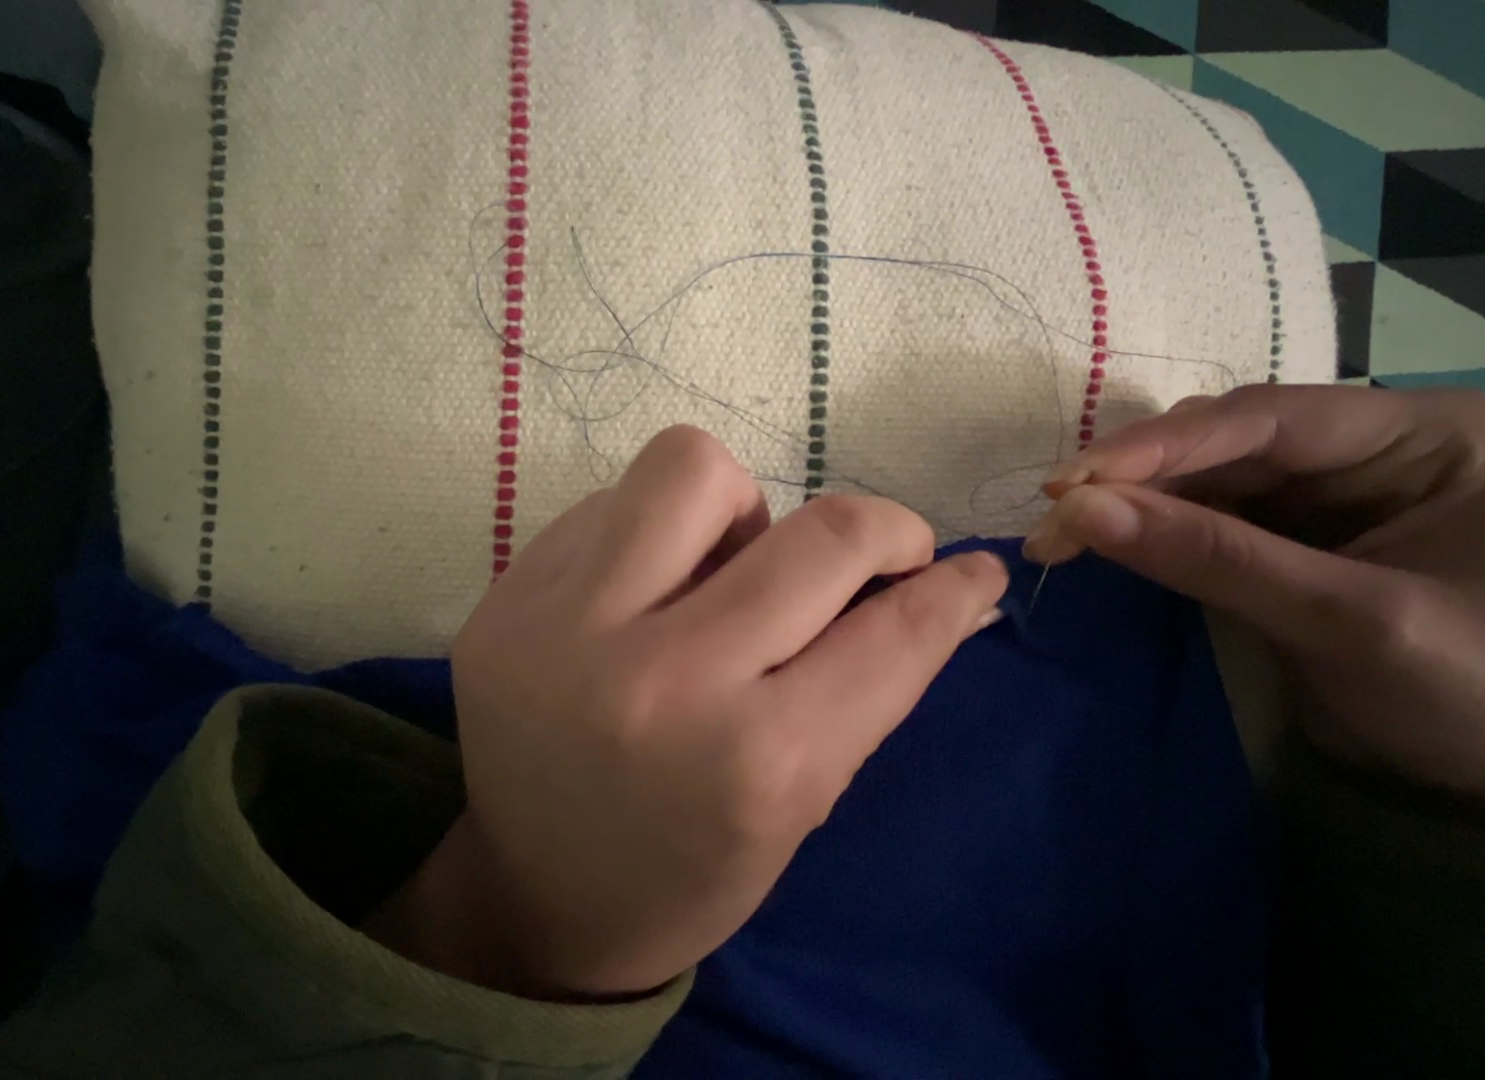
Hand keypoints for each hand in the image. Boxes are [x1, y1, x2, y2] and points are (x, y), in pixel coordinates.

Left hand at [364, 426, 1007, 998]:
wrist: (521, 898)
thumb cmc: (679, 874)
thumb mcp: (795, 808)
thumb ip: (869, 688)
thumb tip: (949, 592)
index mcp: (757, 762)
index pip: (894, 635)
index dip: (953, 589)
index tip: (973, 570)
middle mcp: (666, 679)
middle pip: (821, 536)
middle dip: (883, 531)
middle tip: (874, 555)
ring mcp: (571, 624)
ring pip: (697, 466)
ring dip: (746, 504)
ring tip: (730, 562)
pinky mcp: (511, 594)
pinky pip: (614, 500)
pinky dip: (655, 530)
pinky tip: (646, 586)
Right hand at [1024, 384, 1484, 820]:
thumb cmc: (1467, 700)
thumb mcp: (1345, 621)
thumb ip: (1211, 557)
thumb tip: (1078, 511)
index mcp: (1428, 435)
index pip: (1270, 418)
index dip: (1163, 446)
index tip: (1072, 482)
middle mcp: (1367, 444)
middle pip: (1223, 439)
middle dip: (1134, 475)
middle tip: (1053, 518)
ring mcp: (1320, 487)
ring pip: (1198, 474)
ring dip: (1126, 500)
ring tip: (1060, 534)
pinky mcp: (1280, 531)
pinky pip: (1196, 513)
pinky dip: (1143, 526)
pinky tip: (1099, 538)